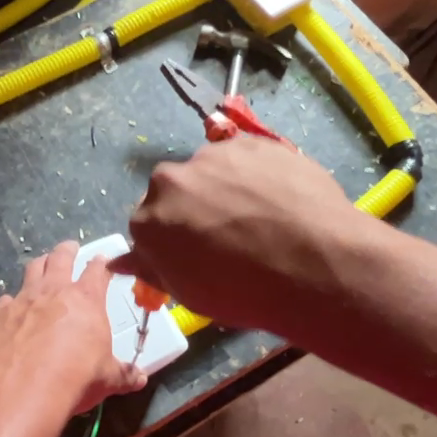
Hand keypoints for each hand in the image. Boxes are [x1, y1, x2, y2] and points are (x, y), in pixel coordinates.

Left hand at [0, 240, 145, 418]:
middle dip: (67, 250)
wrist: (24, 391)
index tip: (103, 260)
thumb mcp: (108, 379)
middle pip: (61, 258)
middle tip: (71, 247)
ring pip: (32, 270)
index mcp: (86, 299)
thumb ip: (124, 374)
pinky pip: (6, 300)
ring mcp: (24, 300)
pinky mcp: (0, 316)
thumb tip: (141, 378)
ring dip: (40, 264)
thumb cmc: (77, 379)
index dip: (101, 264)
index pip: (97, 271)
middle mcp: (54, 291)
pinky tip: (11, 307)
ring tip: (43, 264)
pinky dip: (11, 301)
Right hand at [108, 137, 362, 336]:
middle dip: (193, 207)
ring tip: (261, 216)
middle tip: (228, 235)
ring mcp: (213, 156)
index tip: (196, 254)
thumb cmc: (245, 291)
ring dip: (225, 187)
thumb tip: (121, 260)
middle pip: (175, 190)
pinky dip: (256, 174)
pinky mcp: (253, 142)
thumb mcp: (190, 294)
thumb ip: (152, 269)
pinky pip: (246, 158)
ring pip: (211, 170)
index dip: (173, 240)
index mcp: (148, 219)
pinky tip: (280, 199)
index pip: (148, 225)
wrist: (314, 263)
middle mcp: (171, 180)